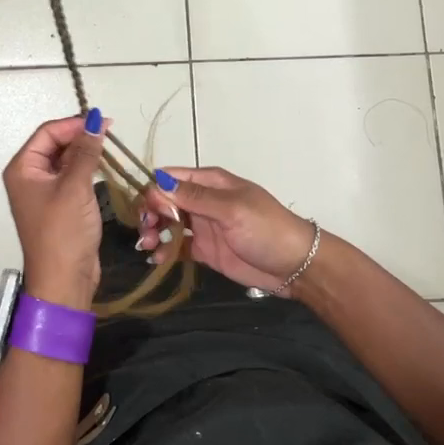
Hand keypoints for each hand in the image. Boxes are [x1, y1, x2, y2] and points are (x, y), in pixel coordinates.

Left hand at [1, 111, 107, 309]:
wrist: (64, 281)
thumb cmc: (63, 232)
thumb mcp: (75, 187)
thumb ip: (86, 152)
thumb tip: (96, 121)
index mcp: (22, 168)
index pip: (47, 133)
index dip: (73, 124)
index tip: (103, 122)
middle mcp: (29, 177)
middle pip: (55, 145)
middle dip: (80, 137)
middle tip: (111, 133)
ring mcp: (43, 192)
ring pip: (65, 161)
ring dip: (85, 153)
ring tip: (110, 147)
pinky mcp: (59, 206)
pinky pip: (71, 178)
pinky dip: (87, 170)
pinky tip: (104, 167)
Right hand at [136, 167, 314, 294]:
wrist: (296, 266)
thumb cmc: (267, 229)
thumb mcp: (232, 209)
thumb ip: (195, 198)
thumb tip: (158, 182)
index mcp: (209, 182)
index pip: (170, 178)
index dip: (154, 191)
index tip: (150, 212)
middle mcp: (202, 200)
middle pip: (163, 201)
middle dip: (150, 213)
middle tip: (147, 233)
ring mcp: (203, 225)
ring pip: (167, 222)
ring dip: (153, 231)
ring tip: (149, 247)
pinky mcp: (204, 250)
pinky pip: (177, 246)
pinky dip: (164, 251)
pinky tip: (157, 260)